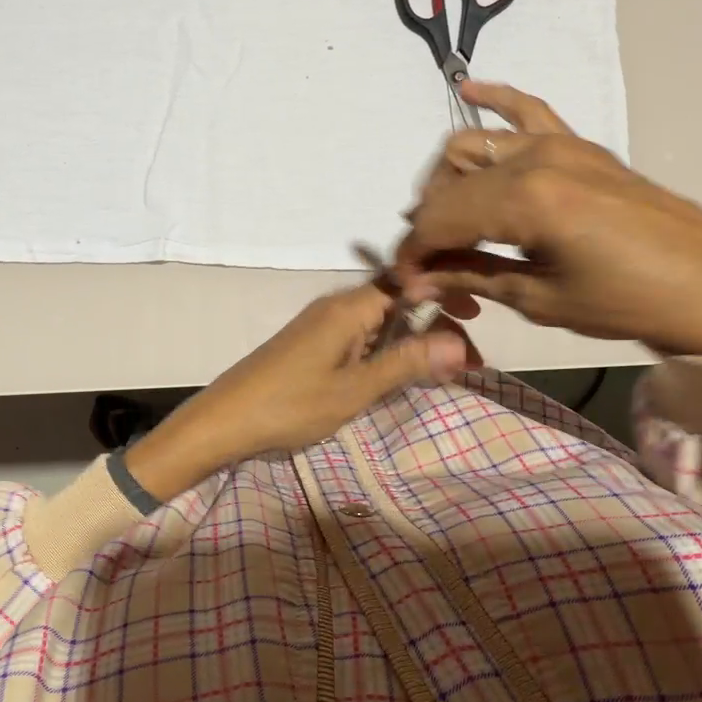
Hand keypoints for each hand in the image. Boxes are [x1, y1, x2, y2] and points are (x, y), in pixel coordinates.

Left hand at [124, 287, 474, 499]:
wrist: (225, 421)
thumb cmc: (290, 405)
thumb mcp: (354, 389)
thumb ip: (406, 363)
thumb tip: (461, 342)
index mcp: (348, 308)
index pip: (408, 280)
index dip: (445, 291)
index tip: (477, 313)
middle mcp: (335, 306)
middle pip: (397, 299)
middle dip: (435, 323)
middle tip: (467, 362)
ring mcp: (320, 324)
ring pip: (380, 319)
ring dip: (413, 339)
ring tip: (444, 370)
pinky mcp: (310, 344)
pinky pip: (360, 335)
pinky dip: (387, 349)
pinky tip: (400, 372)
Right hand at [396, 81, 701, 356]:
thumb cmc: (625, 302)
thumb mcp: (538, 298)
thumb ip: (470, 278)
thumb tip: (417, 283)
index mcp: (525, 201)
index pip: (439, 220)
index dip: (414, 254)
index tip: (408, 283)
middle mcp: (535, 159)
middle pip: (448, 185)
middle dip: (427, 228)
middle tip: (433, 269)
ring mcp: (558, 144)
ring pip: (471, 147)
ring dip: (447, 183)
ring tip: (451, 223)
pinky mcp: (578, 144)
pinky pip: (527, 109)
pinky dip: (496, 98)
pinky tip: (467, 89)